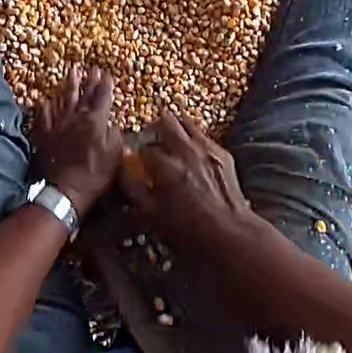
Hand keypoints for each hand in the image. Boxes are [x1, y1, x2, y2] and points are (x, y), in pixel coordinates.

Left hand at [32, 66, 120, 212]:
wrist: (65, 189)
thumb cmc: (95, 175)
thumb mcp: (115, 155)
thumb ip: (115, 135)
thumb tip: (111, 122)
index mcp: (95, 121)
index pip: (102, 97)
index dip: (105, 85)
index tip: (107, 74)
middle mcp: (76, 118)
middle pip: (84, 94)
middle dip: (89, 80)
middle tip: (91, 68)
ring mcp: (58, 124)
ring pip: (64, 99)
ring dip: (69, 85)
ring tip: (72, 71)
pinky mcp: (45, 134)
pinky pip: (45, 114)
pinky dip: (47, 105)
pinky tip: (47, 99)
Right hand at [118, 111, 263, 252]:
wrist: (229, 232)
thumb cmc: (188, 227)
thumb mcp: (150, 213)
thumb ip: (132, 187)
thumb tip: (122, 169)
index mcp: (165, 166)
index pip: (143, 146)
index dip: (137, 153)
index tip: (136, 161)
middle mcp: (186, 151)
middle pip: (165, 121)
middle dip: (155, 128)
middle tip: (152, 140)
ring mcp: (207, 149)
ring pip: (186, 122)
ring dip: (176, 128)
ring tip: (172, 143)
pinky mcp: (223, 153)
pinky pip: (203, 136)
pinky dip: (193, 141)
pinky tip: (193, 158)